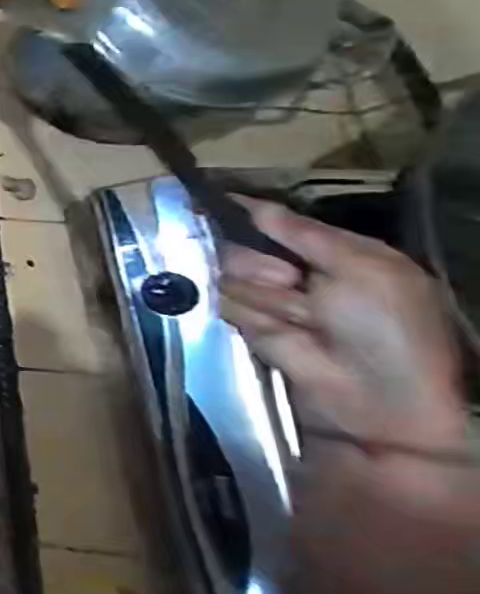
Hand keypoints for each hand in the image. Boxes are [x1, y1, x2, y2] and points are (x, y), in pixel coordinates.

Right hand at [218, 199, 468, 454]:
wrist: (374, 390)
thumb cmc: (386, 325)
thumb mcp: (363, 268)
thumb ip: (305, 233)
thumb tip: (253, 204)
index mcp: (329, 250)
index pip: (271, 220)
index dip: (242, 213)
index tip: (206, 202)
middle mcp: (291, 269)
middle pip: (236, 247)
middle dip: (256, 264)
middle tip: (290, 282)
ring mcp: (263, 297)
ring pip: (225, 276)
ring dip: (259, 295)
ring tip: (297, 318)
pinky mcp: (241, 322)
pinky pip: (220, 304)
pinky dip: (247, 314)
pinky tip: (276, 329)